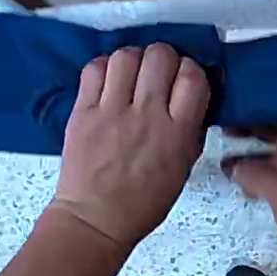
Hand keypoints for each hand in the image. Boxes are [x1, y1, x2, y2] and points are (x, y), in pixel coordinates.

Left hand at [49, 43, 210, 249]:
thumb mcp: (183, 167)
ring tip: (131, 73)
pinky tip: (108, 80)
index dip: (190, 69)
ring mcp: (111, 112)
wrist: (95, 218)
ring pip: (126, 57)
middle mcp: (146, 117)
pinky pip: (94, 70)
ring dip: (133, 59)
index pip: (193, 77)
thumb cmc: (143, 201)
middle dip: (163, 58)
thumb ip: (191, 129)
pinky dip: (104, 67)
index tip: (184, 78)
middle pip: (160, 57)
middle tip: (157, 72)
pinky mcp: (83, 112)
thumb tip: (192, 97)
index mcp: (176, 134)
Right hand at [223, 130, 276, 269]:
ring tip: (236, 179)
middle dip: (251, 152)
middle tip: (225, 159)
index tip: (225, 132)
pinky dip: (271, 186)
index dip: (247, 127)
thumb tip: (233, 166)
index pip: (273, 126)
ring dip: (259, 171)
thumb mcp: (274, 189)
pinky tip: (256, 195)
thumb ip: (250, 173)